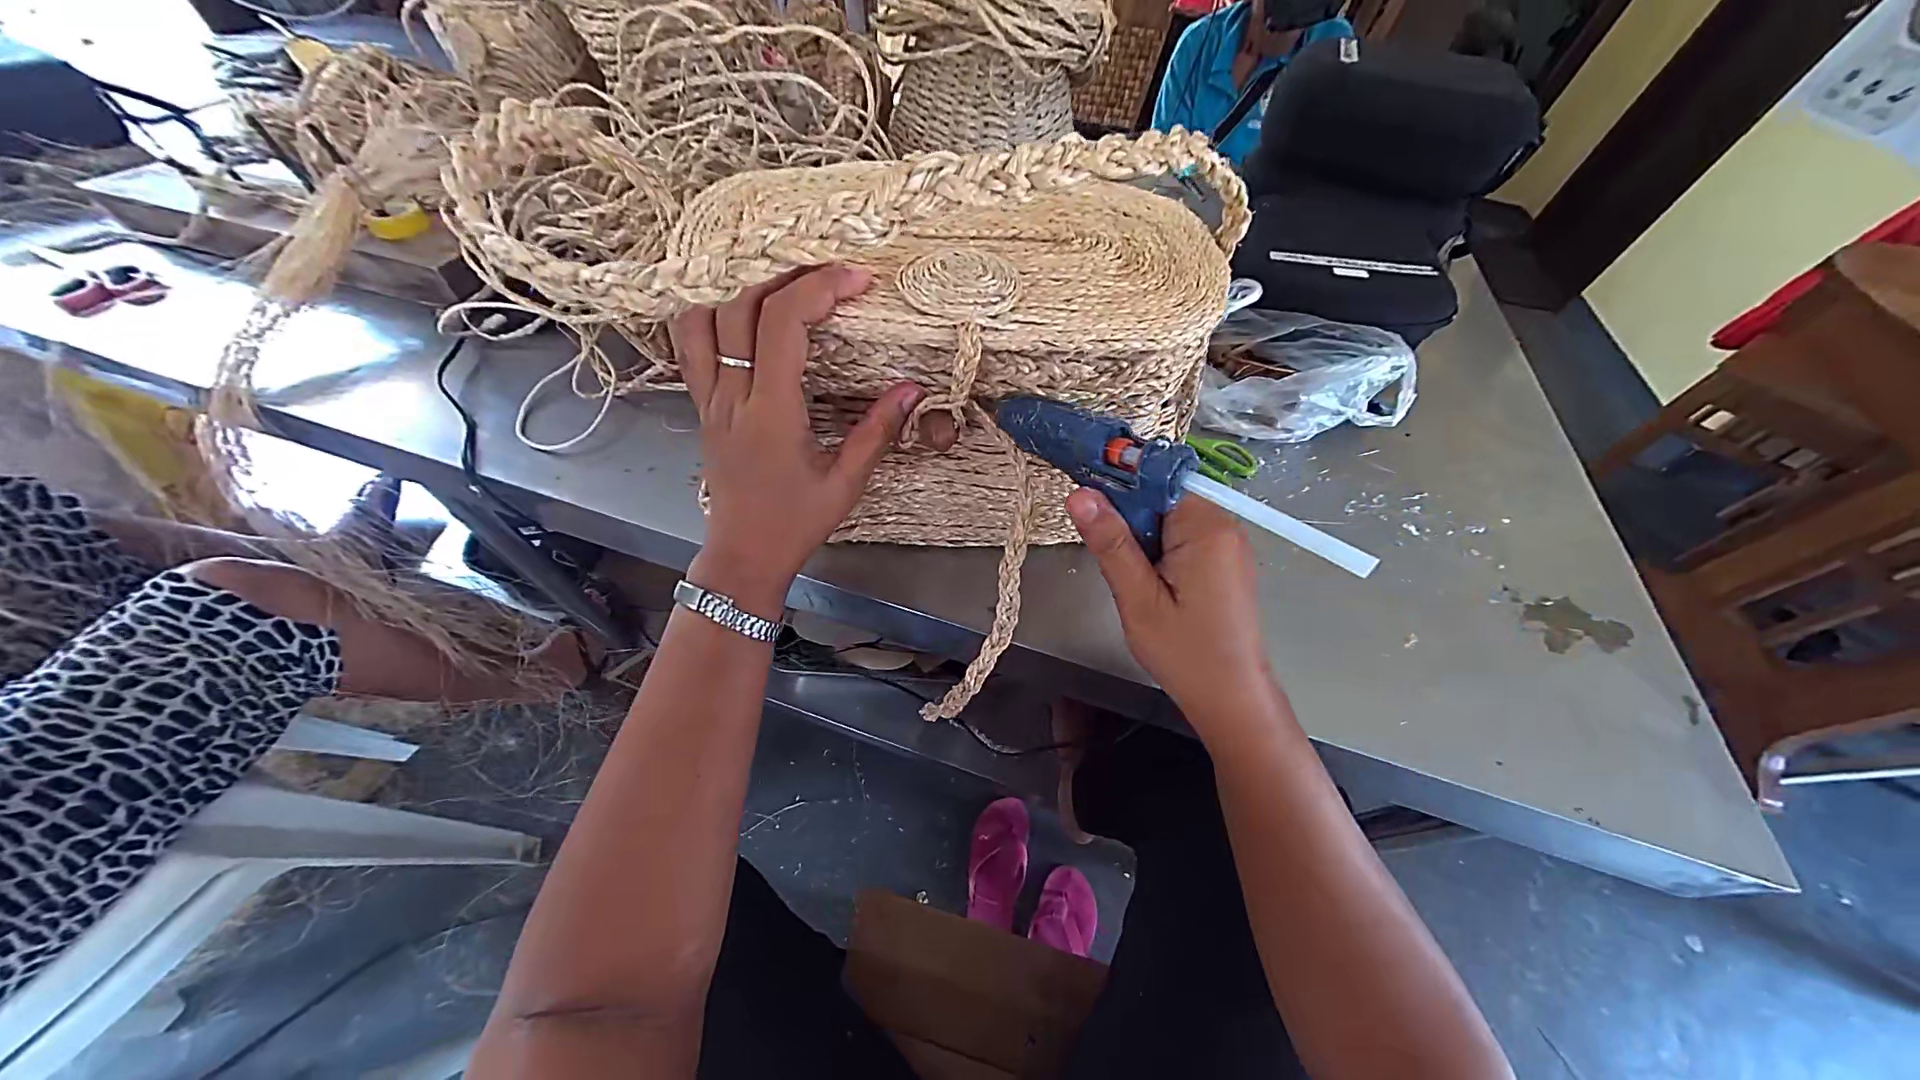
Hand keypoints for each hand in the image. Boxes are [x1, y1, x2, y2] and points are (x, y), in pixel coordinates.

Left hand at [672, 266, 923, 618]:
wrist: (743, 554)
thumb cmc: (795, 523)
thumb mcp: (846, 482)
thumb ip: (877, 432)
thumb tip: (910, 390)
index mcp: (771, 412)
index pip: (785, 322)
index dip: (821, 287)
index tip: (858, 280)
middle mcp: (732, 397)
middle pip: (744, 305)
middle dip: (791, 277)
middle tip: (832, 277)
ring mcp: (710, 400)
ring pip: (706, 318)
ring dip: (746, 291)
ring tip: (787, 291)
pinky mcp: (703, 407)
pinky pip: (691, 346)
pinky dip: (713, 317)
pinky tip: (744, 321)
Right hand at [1067, 489, 1282, 732]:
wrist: (1231, 697)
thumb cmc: (1186, 653)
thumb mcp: (1137, 598)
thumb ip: (1110, 543)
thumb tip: (1081, 495)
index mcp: (1207, 528)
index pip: (1156, 478)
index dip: (1118, 481)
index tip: (1084, 493)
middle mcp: (1224, 527)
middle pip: (1163, 494)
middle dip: (1128, 513)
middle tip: (1107, 551)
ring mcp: (1227, 544)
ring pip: (1170, 515)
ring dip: (1141, 533)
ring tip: (1130, 573)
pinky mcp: (1224, 561)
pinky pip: (1183, 535)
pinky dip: (1158, 546)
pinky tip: (1147, 577)